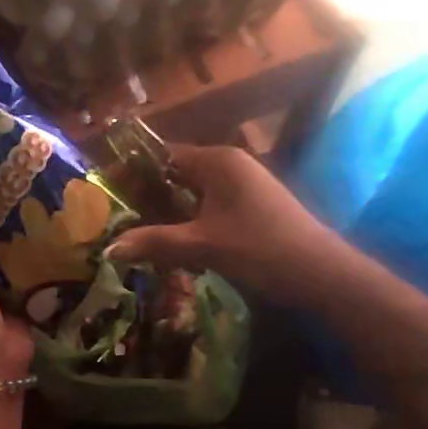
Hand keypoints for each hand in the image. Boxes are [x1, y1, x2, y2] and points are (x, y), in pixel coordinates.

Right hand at [105, 143, 351, 302]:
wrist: (320, 272)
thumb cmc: (260, 248)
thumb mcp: (201, 245)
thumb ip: (153, 243)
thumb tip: (108, 249)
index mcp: (218, 162)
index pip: (164, 155)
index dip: (134, 172)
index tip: (107, 193)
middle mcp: (230, 166)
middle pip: (176, 174)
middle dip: (146, 195)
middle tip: (114, 217)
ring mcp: (242, 186)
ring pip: (190, 193)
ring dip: (165, 211)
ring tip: (133, 231)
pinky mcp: (248, 207)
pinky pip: (206, 206)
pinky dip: (185, 220)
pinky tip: (169, 242)